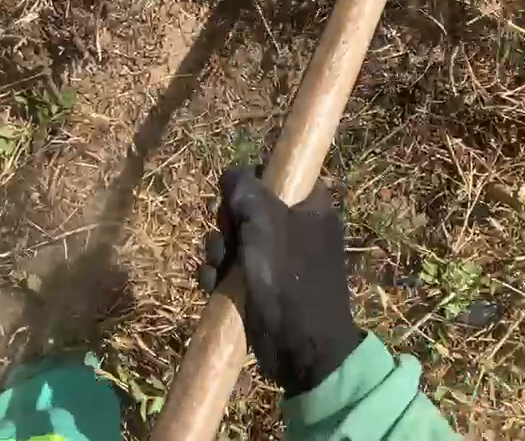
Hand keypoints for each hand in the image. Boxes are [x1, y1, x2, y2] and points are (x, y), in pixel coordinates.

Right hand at [205, 166, 364, 395]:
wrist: (301, 350)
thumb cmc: (290, 275)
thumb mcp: (266, 220)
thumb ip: (246, 189)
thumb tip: (231, 175)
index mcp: (310, 206)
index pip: (279, 174)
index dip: (255, 179)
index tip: (241, 193)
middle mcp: (294, 228)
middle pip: (248, 205)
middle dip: (229, 219)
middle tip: (230, 233)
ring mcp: (276, 258)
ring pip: (234, 236)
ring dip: (218, 248)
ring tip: (221, 265)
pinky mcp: (259, 285)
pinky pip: (228, 267)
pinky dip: (218, 272)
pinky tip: (213, 283)